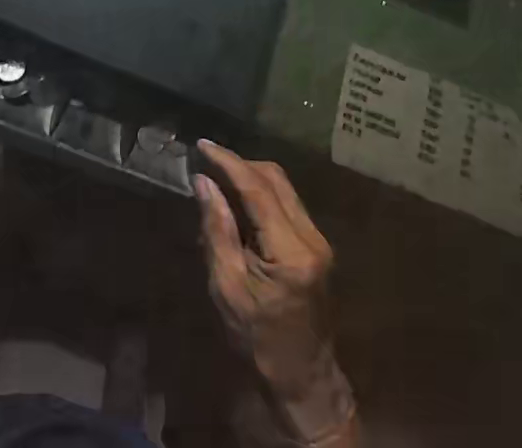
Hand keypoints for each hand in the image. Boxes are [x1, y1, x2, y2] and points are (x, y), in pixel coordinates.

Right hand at [195, 139, 352, 437]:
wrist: (302, 375)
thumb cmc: (256, 338)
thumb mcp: (227, 286)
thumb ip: (217, 230)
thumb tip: (204, 183)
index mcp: (291, 251)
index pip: (258, 189)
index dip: (229, 162)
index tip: (203, 145)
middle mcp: (312, 238)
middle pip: (276, 179)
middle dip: (240, 163)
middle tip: (207, 159)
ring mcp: (319, 240)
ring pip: (284, 188)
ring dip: (251, 176)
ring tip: (218, 175)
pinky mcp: (317, 245)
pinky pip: (287, 203)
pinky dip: (261, 193)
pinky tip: (238, 199)